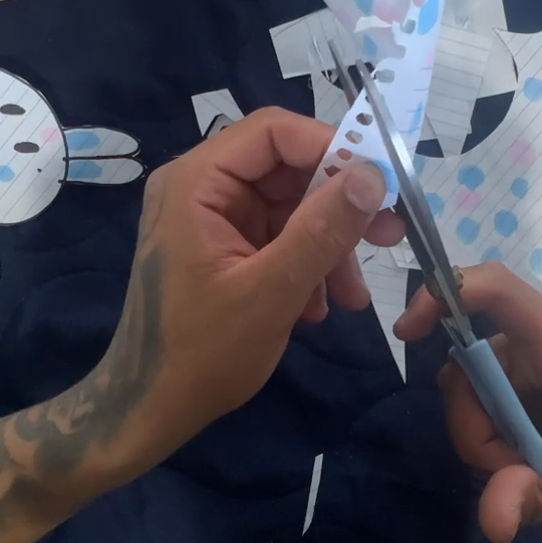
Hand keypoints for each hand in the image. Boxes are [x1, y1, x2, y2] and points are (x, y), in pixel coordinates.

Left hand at [89, 108, 404, 468]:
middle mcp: (201, 188)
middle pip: (286, 170)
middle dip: (338, 206)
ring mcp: (212, 219)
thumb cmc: (201, 354)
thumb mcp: (271, 292)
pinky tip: (319, 308)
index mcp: (196, 183)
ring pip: (290, 208)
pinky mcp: (223, 248)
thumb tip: (373, 176)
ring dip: (328, 246)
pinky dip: (305, 265)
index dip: (332, 146)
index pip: (272, 132)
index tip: (381, 181)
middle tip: (390, 235)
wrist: (151, 410)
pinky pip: (277, 238)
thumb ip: (323, 231)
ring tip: (352, 295)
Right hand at [394, 263, 541, 542]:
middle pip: (467, 361)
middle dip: (471, 422)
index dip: (446, 291)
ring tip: (524, 469)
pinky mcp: (520, 383)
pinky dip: (487, 437)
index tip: (408, 330)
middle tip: (507, 469)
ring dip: (481, 437)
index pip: (496, 288)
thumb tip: (490, 521)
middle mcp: (534, 342)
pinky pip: (479, 402)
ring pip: (467, 389)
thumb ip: (538, 495)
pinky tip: (519, 460)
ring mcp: (524, 363)